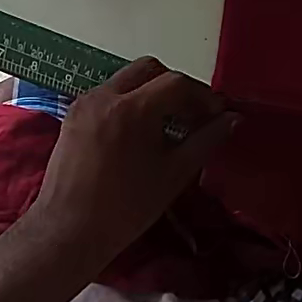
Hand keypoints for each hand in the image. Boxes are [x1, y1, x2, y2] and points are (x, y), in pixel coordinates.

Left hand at [22, 57, 237, 269]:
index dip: (203, 96)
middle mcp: (104, 96)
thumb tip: (232, 119)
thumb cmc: (126, 208)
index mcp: (131, 108)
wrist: (69, 231)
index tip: (217, 116)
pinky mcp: (72, 115)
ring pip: (126, 80)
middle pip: (149, 70)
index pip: (176, 83)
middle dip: (176, 87)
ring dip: (151, 93)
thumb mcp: (174, 174)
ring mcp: (84, 103)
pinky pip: (108, 95)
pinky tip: (140, 134)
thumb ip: (205, 141)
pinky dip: (129, 103)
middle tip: (192, 115)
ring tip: (167, 126)